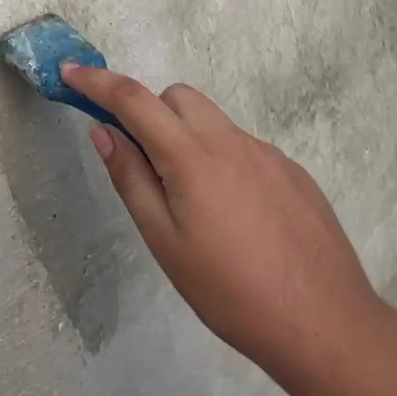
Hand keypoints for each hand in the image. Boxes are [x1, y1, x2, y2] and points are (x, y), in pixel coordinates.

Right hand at [62, 66, 396, 395]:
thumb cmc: (231, 291)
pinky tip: (237, 218)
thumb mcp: (165, 242)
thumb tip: (104, 132)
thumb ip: (131, 179)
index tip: (69, 70)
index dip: (96, 81)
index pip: (133, 100)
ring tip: (196, 203)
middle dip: (151, 113)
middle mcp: (231, 141)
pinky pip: (244, 147)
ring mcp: (268, 154)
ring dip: (189, 137)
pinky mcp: (294, 172)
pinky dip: (224, 161)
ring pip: (213, 122)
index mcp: (192, 157)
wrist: (326, 325)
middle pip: (178, 97)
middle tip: (146, 163)